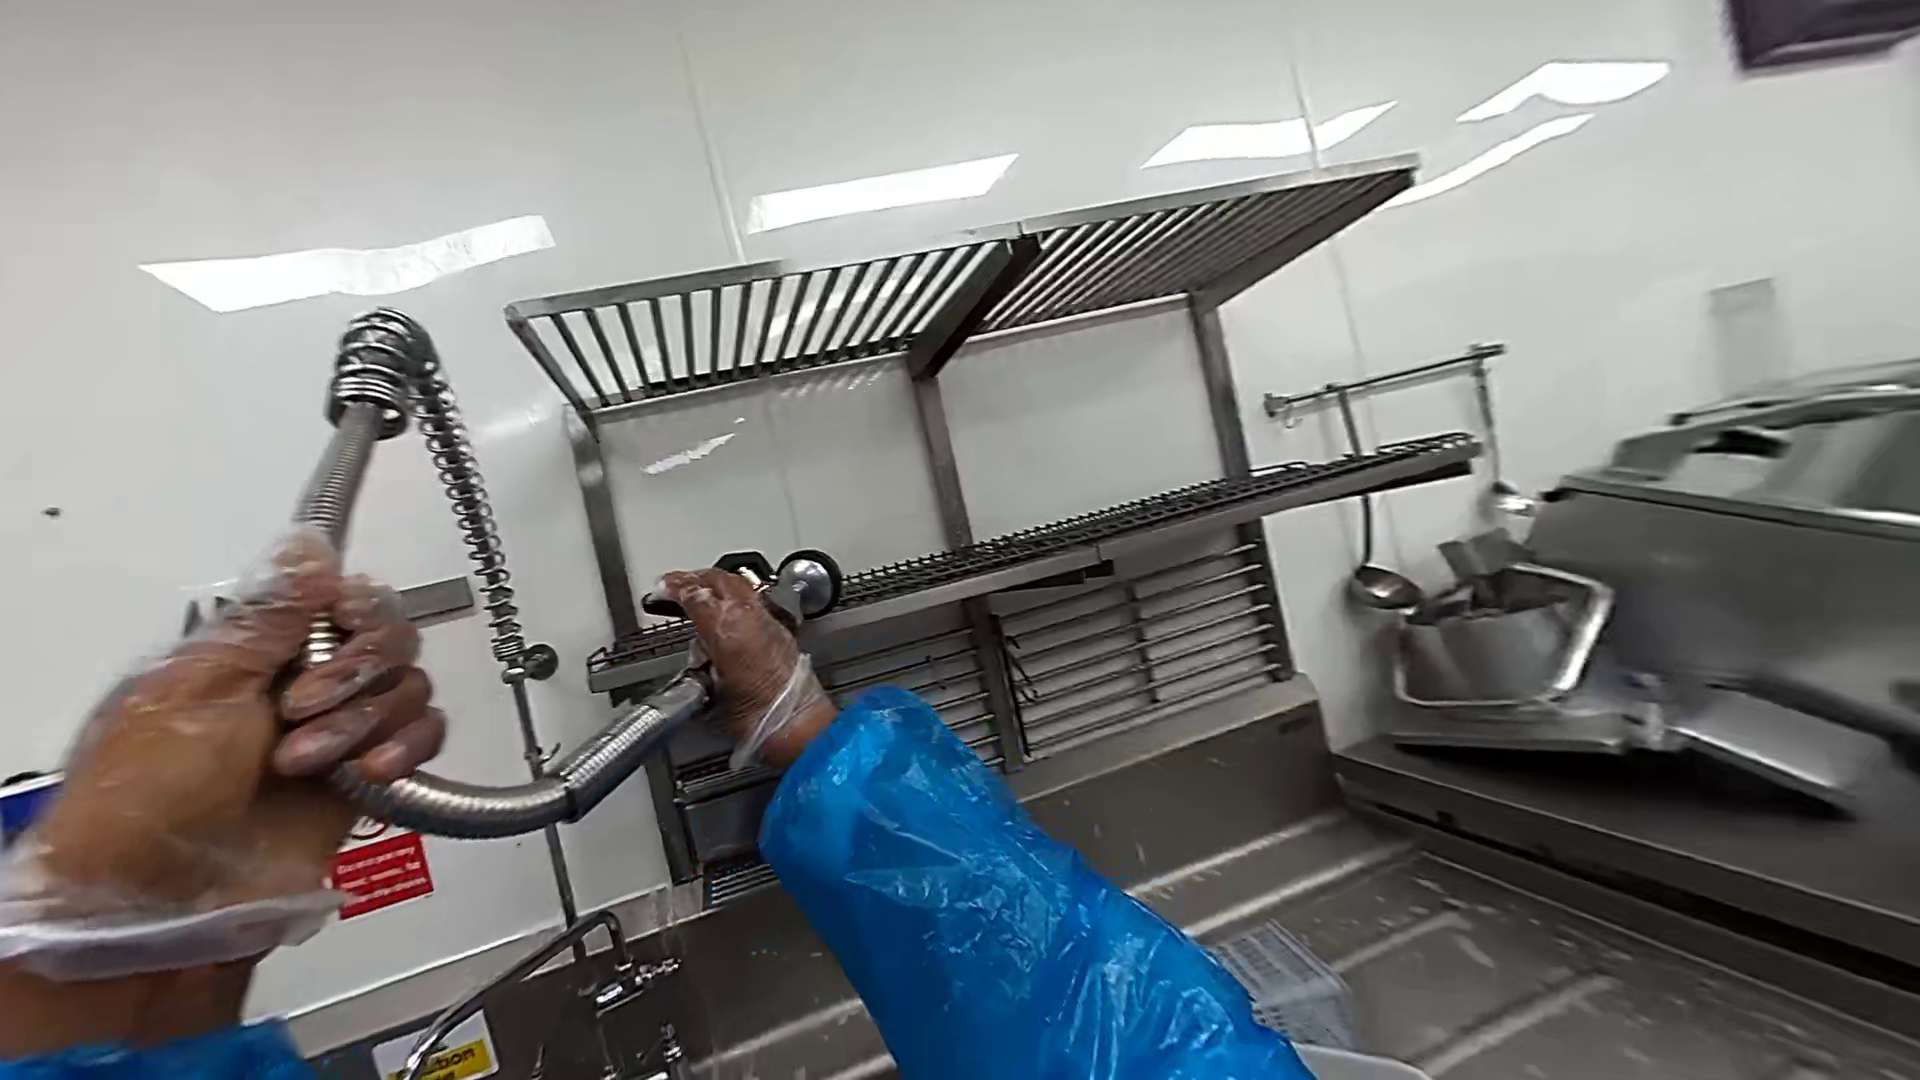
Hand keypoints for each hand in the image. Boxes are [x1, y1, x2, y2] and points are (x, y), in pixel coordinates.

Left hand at [29, 530, 445, 915]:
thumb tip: (307, 543)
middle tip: (305, 707)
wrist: (169, 895)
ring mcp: (352, 723)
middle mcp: (315, 680)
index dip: (359, 611)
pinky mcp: (380, 760)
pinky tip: (372, 769)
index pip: (351, 600)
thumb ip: (265, 617)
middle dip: (358, 674)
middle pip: (394, 640)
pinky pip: (430, 731)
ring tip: (309, 761)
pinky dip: (408, 746)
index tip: (340, 630)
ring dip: (366, 722)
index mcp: (265, 653)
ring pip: (414, 687)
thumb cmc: (151, 792)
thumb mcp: (193, 688)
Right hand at [657, 569, 836, 766]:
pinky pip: (754, 601)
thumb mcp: (711, 695)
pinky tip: (727, 608)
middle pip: (722, 581)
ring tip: (699, 589)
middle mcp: (752, 621)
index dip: (676, 588)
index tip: (661, 588)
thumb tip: (697, 657)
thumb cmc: (761, 717)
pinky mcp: (781, 631)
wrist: (797, 723)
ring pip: (741, 587)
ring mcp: (770, 623)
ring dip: (716, 584)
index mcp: (730, 634)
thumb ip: (701, 666)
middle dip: (696, 578)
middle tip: (675, 582)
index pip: (699, 597)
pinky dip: (735, 597)